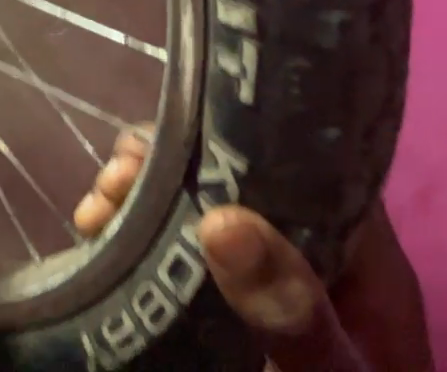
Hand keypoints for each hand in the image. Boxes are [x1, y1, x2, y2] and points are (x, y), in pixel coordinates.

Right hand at [74, 129, 433, 370]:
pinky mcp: (212, 301)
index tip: (166, 134)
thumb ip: (294, 314)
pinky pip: (162, 248)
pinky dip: (123, 233)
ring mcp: (253, 273)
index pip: (292, 159)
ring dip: (132, 196)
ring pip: (185, 206)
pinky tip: (93, 233)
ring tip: (94, 212)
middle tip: (116, 176)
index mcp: (354, 250)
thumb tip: (222, 222)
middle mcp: (300, 246)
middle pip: (223, 176)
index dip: (227, 133)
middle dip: (160, 164)